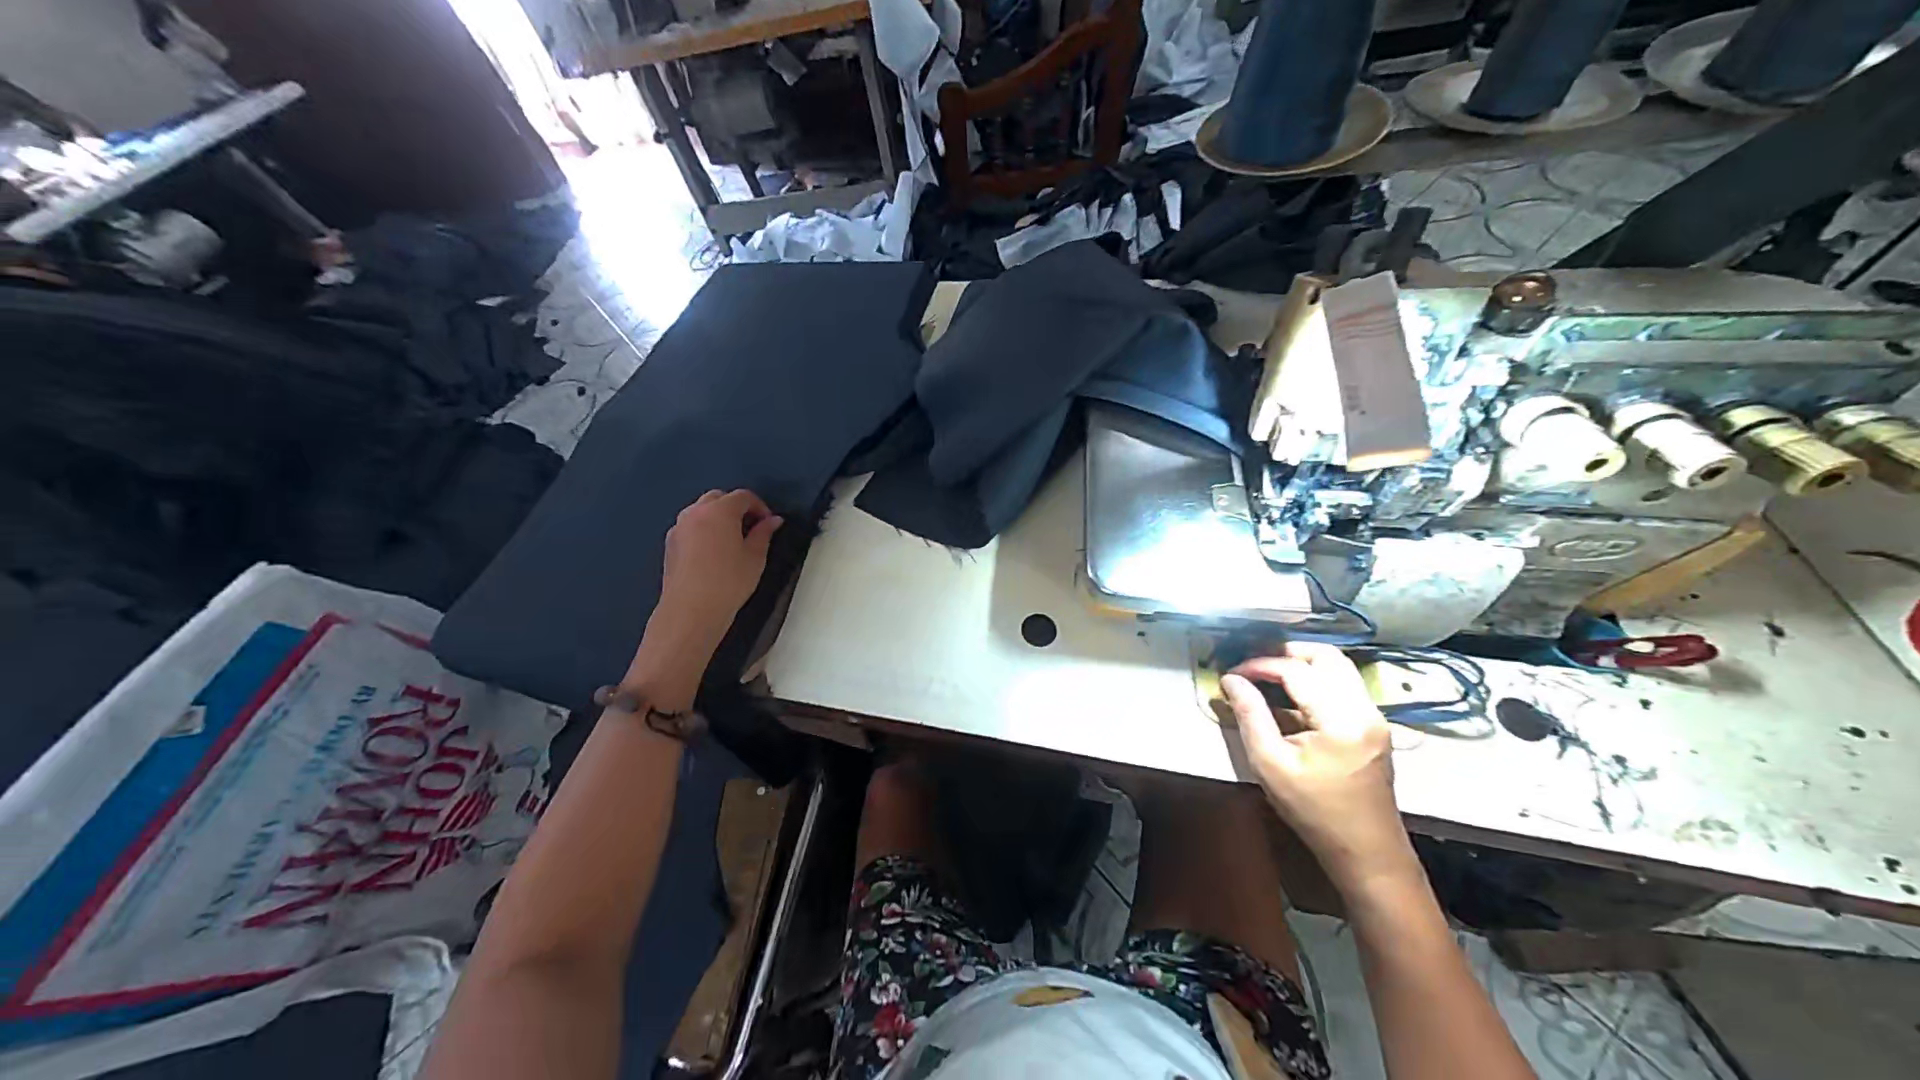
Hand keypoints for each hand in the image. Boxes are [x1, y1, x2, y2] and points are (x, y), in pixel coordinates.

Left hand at [628, 490, 782, 701]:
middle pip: (718, 498)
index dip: (760, 506)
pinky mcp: (670, 543)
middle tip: (751, 528)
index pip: (743, 496)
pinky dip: (703, 529)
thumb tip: (773, 520)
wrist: (691, 610)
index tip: (768, 523)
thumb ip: (763, 533)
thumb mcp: (755, 558)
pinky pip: (690, 526)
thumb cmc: (729, 582)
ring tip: (731, 540)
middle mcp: (695, 512)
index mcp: (719, 511)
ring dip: (718, 517)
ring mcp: (678, 527)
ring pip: (701, 510)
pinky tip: (712, 552)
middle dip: (736, 508)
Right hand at [1220, 642, 1414, 891]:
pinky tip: (1289, 697)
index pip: (1296, 671)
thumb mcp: (1270, 764)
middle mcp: (1364, 709)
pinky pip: (1343, 686)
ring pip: (1338, 667)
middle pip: (1326, 655)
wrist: (1365, 851)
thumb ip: (1250, 715)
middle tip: (1252, 663)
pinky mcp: (1373, 725)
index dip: (1259, 665)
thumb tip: (1231, 680)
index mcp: (1341, 719)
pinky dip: (1315, 680)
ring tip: (1266, 676)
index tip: (1232, 674)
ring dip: (1301, 664)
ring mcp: (1374, 716)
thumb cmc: (1313, 811)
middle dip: (1285, 652)